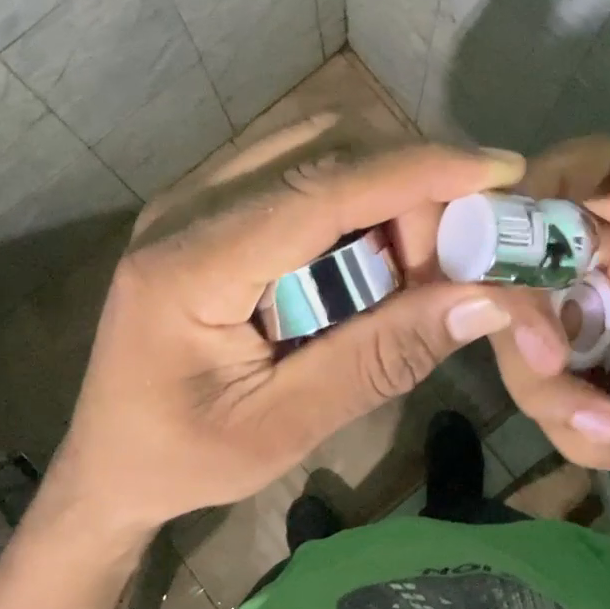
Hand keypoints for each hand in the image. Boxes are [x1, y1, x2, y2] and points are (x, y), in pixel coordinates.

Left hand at [44, 118, 580, 534]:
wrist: (106, 463)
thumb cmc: (183, 460)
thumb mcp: (282, 428)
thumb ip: (378, 359)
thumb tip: (484, 300)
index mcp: (190, 266)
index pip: (320, 189)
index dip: (417, 172)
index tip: (503, 173)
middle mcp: (183, 208)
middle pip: (321, 147)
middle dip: (405, 186)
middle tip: (448, 263)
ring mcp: (187, 199)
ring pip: (311, 144)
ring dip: (380, 187)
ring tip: (407, 266)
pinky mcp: (201, 208)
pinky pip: (292, 167)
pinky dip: (349, 195)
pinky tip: (362, 258)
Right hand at [491, 137, 609, 558]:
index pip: (596, 174)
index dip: (542, 181)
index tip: (502, 224)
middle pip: (531, 258)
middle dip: (526, 316)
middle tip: (552, 365)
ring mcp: (596, 328)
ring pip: (521, 334)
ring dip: (555, 394)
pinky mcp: (580, 381)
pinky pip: (538, 389)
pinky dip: (574, 430)